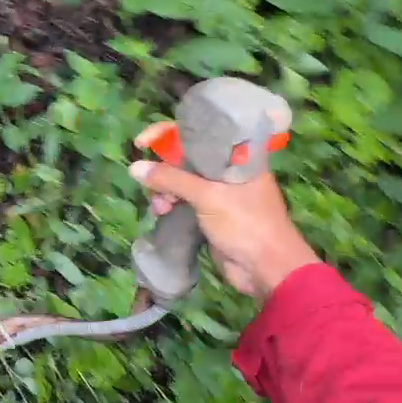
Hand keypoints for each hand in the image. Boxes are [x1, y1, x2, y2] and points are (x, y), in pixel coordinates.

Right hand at [128, 149, 318, 299]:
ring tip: (160, 207)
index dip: (167, 134)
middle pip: (183, 158)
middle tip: (153, 184)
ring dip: (163, 191)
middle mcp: (227, 171)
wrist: (267, 269)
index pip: (199, 133)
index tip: (142, 143)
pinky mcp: (209, 212)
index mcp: (237, 158)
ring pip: (178, 181)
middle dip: (162, 169)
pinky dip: (168, 204)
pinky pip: (181, 199)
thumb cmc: (247, 224)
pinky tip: (162, 214)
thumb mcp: (209, 197)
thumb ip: (171, 179)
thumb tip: (134, 167)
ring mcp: (219, 192)